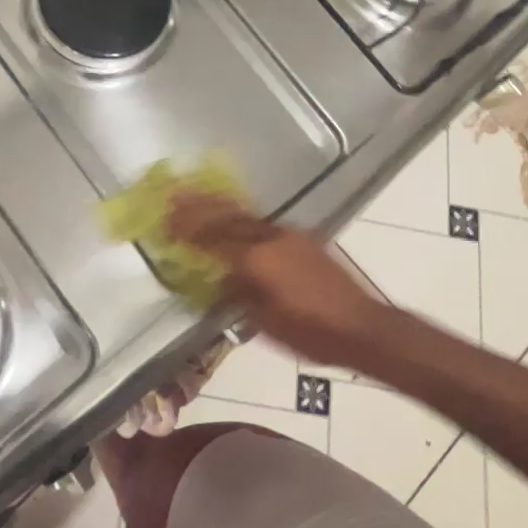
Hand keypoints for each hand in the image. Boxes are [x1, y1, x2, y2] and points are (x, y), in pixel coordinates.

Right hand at [167, 194, 386, 368]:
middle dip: (196, 206)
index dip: (186, 228)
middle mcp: (269, 238)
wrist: (363, 328)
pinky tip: (233, 215)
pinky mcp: (302, 238)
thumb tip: (217, 278)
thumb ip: (237, 294)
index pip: (211, 238)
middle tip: (172, 194)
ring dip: (217, 205)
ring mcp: (288, 234)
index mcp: (256, 259)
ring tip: (196, 194)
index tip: (164, 219)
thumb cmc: (312, 334)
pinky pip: (260, 220)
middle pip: (225, 217)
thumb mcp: (264, 322)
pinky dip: (239, 215)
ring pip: (243, 215)